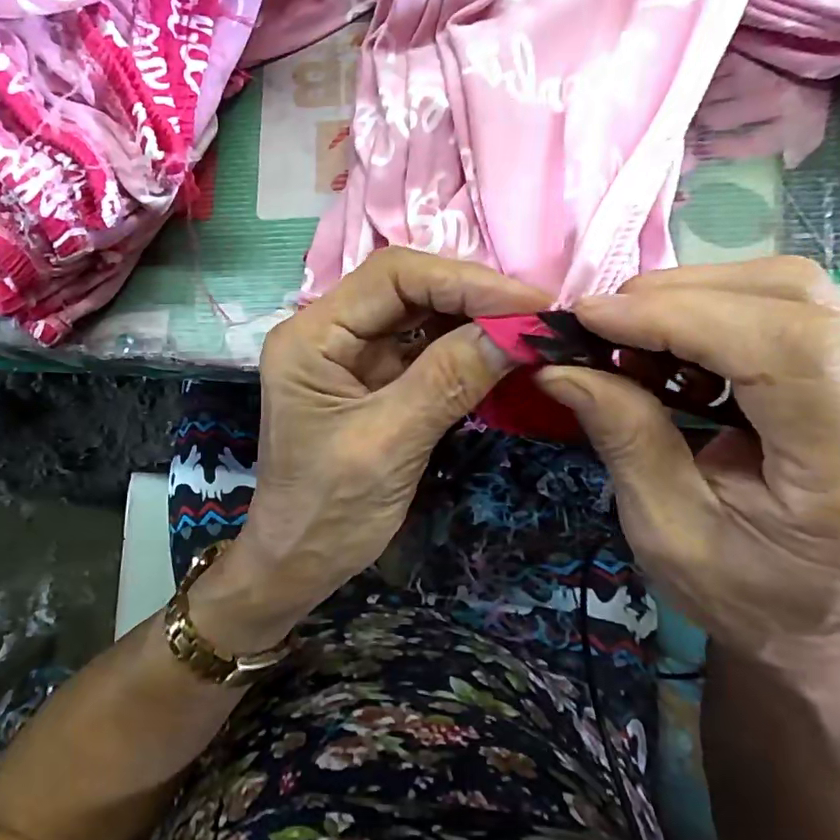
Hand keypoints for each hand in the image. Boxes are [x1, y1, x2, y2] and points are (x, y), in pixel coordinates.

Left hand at [189, 248, 548, 651]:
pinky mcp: (369, 380)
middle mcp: (325, 332)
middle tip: (540, 317)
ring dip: (472, 320)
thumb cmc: (328, 511)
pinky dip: (462, 349)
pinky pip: (420, 350)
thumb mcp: (389, 443)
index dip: (463, 281)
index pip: (392, 277)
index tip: (530, 303)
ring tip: (531, 331)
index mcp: (310, 336)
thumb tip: (519, 330)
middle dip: (473, 298)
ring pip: (417, 316)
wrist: (299, 562)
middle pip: (406, 289)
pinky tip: (500, 353)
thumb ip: (449, 379)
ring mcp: (347, 356)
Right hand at [536, 257, 839, 661]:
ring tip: (632, 330)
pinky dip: (719, 309)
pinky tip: (674, 340)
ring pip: (802, 295)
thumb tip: (560, 365)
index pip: (791, 352)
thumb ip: (625, 436)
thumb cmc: (734, 595)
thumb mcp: (662, 529)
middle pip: (801, 306)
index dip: (683, 315)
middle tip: (600, 322)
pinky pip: (798, 315)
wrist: (807, 627)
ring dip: (698, 294)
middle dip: (682, 295)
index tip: (591, 316)